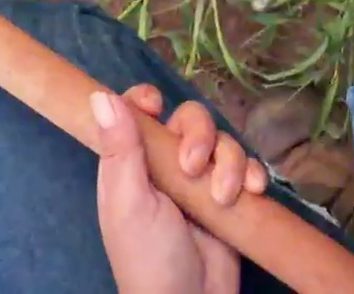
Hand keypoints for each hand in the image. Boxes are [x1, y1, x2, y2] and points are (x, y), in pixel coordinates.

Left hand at [90, 86, 267, 293]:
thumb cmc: (148, 257)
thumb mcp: (129, 204)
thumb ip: (120, 149)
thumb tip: (99, 95)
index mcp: (132, 164)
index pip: (138, 113)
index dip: (148, 101)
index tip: (158, 107)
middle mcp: (166, 165)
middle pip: (190, 119)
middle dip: (200, 136)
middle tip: (194, 168)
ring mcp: (200, 179)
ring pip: (222, 140)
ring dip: (229, 162)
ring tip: (223, 197)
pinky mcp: (230, 194)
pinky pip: (247, 164)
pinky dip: (252, 173)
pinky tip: (253, 190)